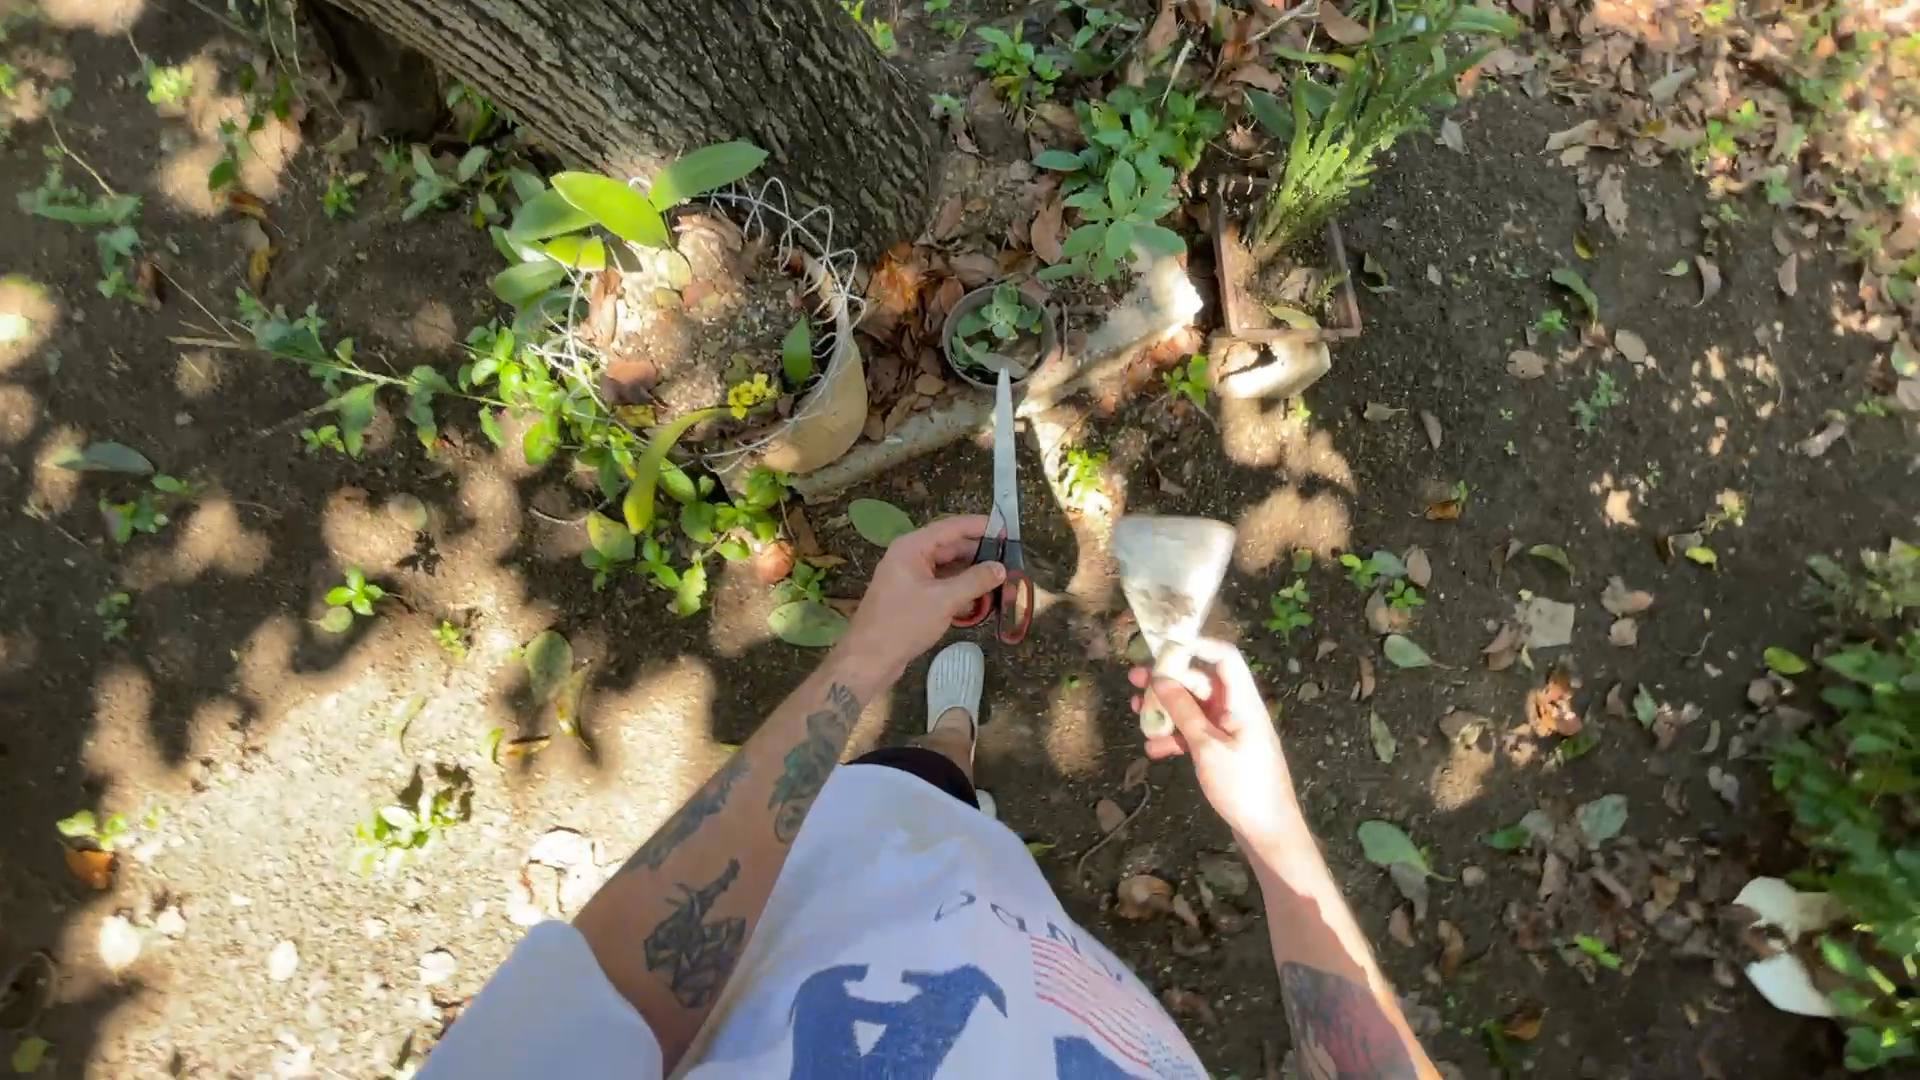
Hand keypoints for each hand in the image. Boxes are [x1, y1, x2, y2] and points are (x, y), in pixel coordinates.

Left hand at [839, 515, 1004, 681]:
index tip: (1006, 529)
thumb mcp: (944, 600)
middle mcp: (910, 556)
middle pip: (950, 547)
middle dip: (979, 554)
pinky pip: (941, 585)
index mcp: (912, 547)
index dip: (979, 526)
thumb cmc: (904, 622)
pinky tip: (980, 599)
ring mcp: (910, 577)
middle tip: (1009, 560)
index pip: (951, 527)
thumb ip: (975, 580)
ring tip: (1000, 580)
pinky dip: (959, 590)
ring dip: (971, 575)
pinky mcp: (912, 597)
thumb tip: (1001, 568)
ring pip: (947, 568)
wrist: (869, 658)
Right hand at [1130, 638, 1300, 847]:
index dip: (1197, 645)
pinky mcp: (1222, 749)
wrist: (1269, 834)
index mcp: (1242, 702)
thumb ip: (1183, 710)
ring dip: (1165, 711)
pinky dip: (1174, 736)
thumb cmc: (1243, 787)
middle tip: (1134, 679)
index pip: (1225, 657)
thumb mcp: (1207, 747)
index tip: (1163, 646)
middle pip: (1200, 681)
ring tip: (1138, 715)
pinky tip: (1155, 749)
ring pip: (1191, 707)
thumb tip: (1160, 678)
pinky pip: (1193, 732)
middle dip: (1167, 681)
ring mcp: (1229, 730)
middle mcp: (1236, 710)